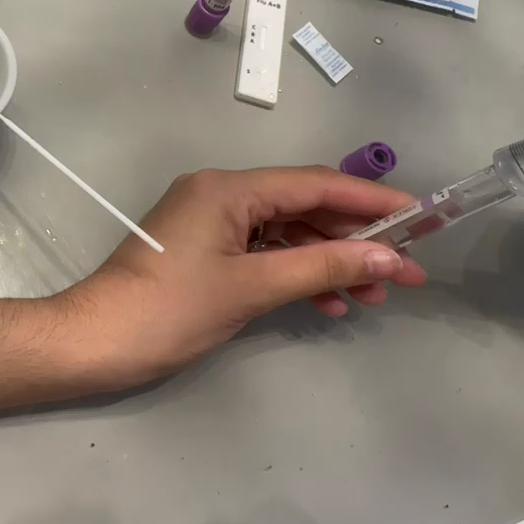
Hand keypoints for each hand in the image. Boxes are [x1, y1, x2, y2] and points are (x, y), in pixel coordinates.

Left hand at [57, 166, 426, 386]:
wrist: (100, 339)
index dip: (371, 200)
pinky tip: (328, 305)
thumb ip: (323, 267)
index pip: (313, 183)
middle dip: (355, 237)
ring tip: (374, 296)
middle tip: (408, 272)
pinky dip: (294, 273)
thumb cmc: (172, 309)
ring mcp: (207, 220)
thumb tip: (391, 256)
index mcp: (225, 188)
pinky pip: (260, 250)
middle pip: (301, 205)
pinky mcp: (201, 248)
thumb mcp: (253, 288)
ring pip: (284, 231)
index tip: (424, 219)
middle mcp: (217, 192)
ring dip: (328, 260)